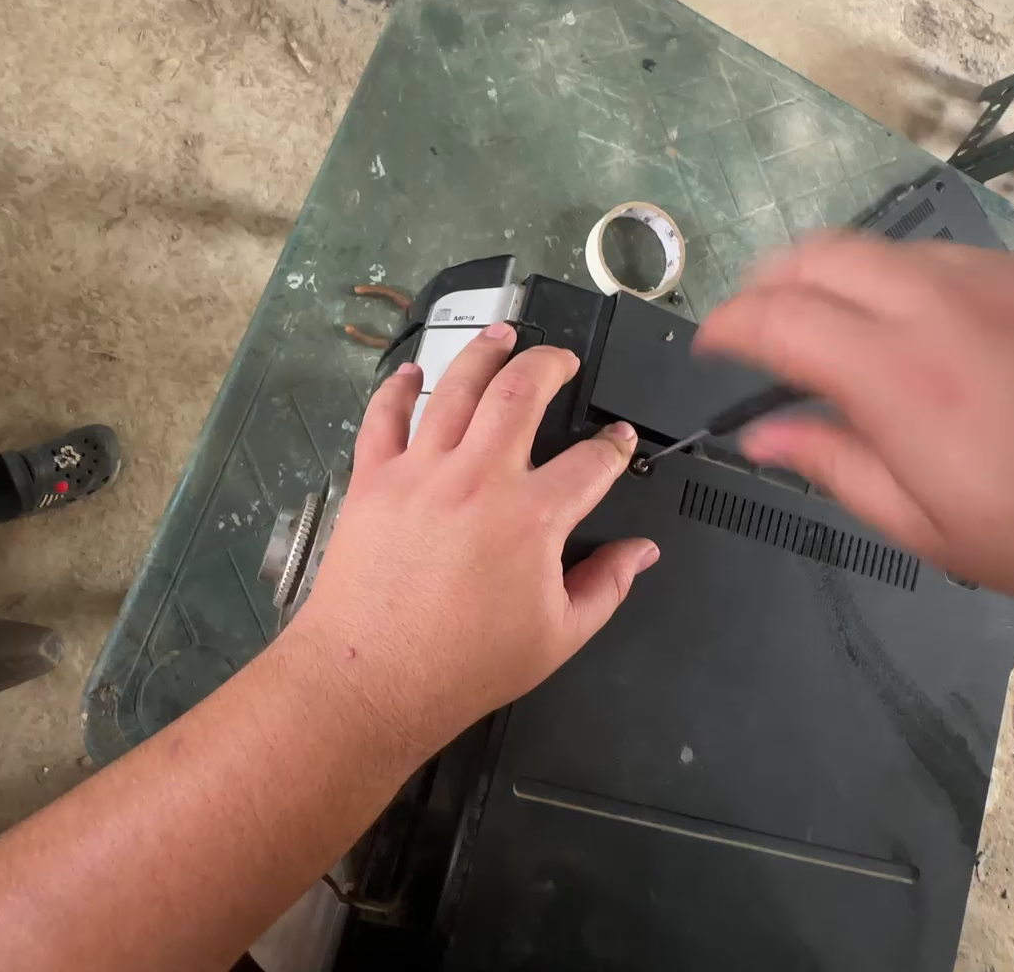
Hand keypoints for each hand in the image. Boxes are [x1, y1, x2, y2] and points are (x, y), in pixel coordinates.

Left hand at [284, 322, 658, 754]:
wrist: (371, 680)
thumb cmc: (465, 664)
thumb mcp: (559, 636)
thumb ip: (607, 585)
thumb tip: (642, 552)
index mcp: (532, 518)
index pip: (592, 463)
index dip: (616, 446)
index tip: (620, 440)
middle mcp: (479, 478)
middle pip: (522, 391)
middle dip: (551, 364)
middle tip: (562, 359)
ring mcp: (421, 471)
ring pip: (456, 387)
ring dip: (485, 353)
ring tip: (503, 333)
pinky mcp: (373, 478)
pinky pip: (384, 416)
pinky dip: (397, 387)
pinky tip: (413, 372)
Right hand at [695, 233, 1013, 664]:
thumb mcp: (933, 530)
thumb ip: (834, 467)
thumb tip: (760, 435)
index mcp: (906, 379)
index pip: (777, 318)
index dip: (724, 325)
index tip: (707, 346)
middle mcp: (952, 304)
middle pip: (819, 253)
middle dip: (765, 281)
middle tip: (753, 327)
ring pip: (886, 251)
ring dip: (837, 283)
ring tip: (839, 337)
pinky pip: (956, 261)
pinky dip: (907, 285)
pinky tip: (932, 338)